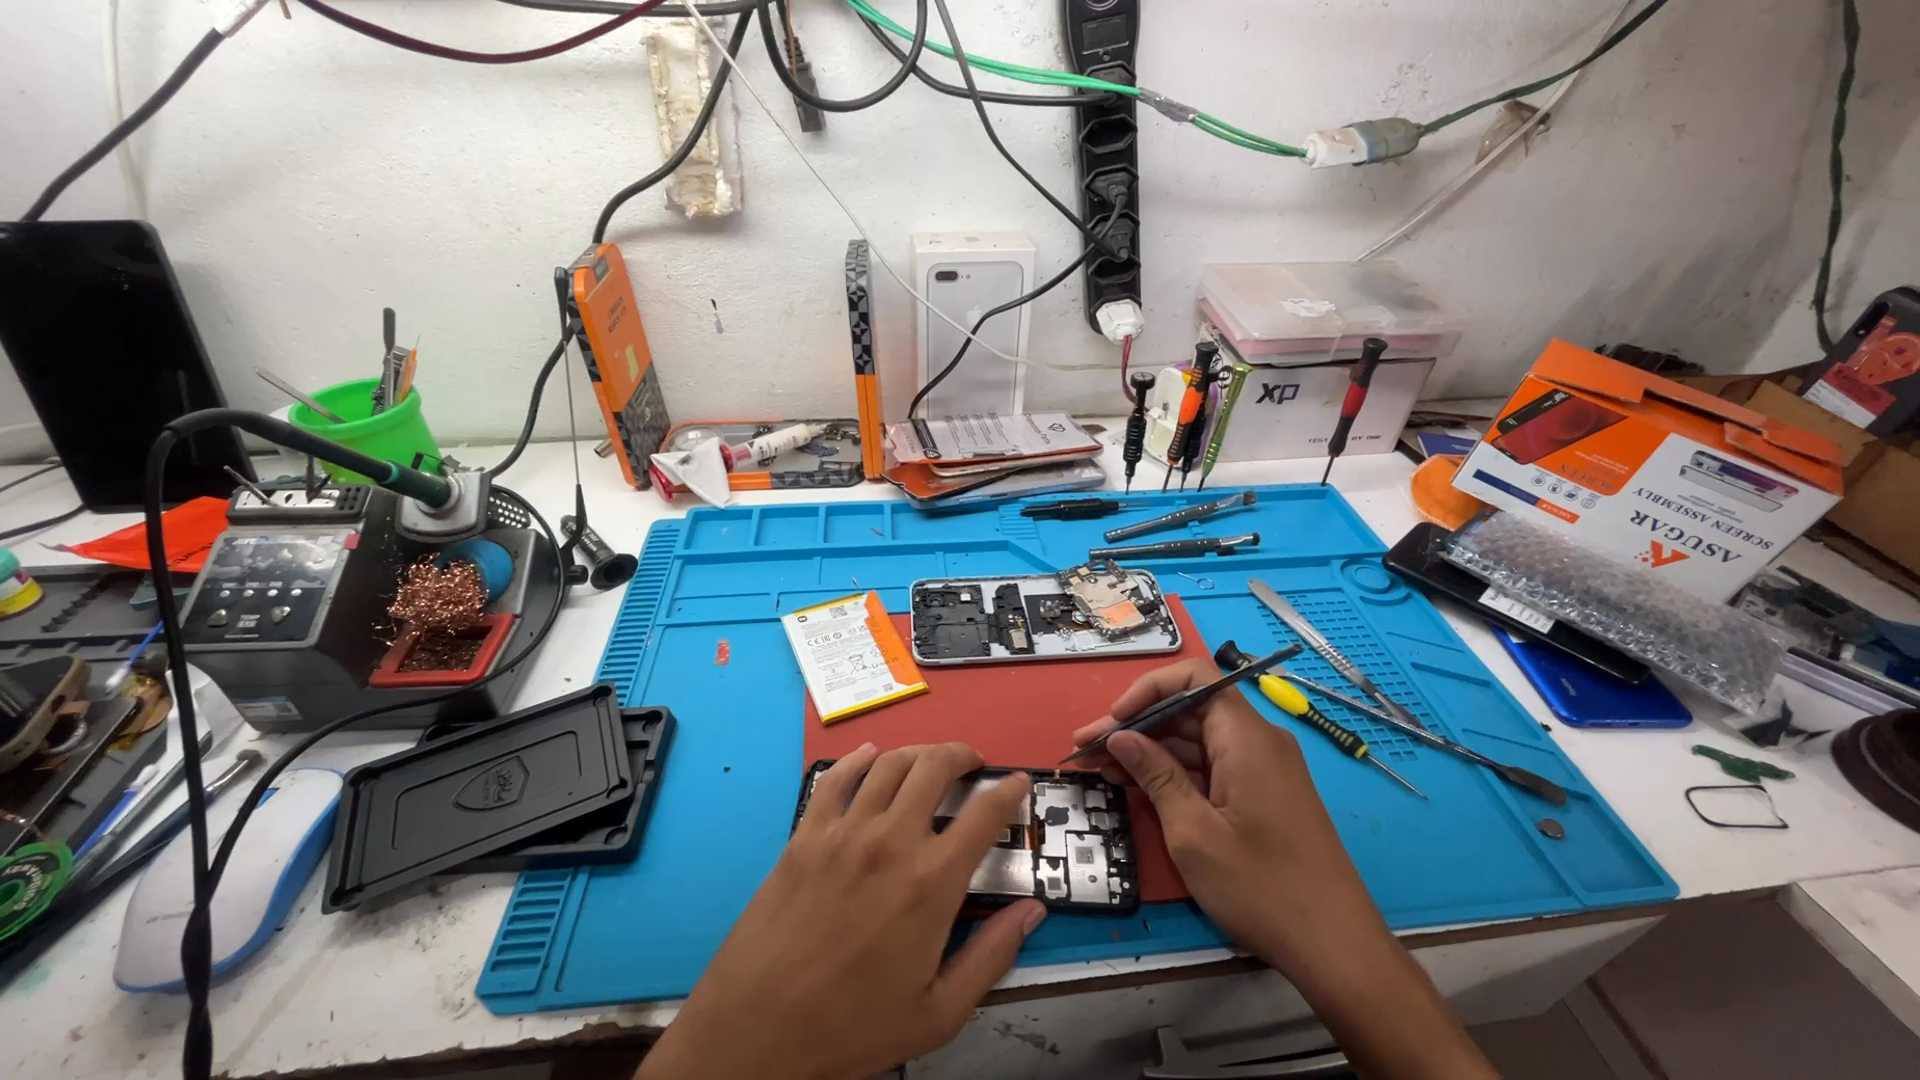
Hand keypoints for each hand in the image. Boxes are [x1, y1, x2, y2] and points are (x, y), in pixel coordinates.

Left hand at [638, 743, 1045, 1079]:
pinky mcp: (805, 835)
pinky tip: (869, 756)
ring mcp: (843, 832)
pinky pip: (835, 779)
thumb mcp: (938, 1011)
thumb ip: (992, 956)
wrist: (758, 1029)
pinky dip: (858, 759)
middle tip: (973, 764)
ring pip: (889, 763)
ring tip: (930, 761)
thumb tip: (1032, 911)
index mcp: (932, 882)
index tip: (1018, 783)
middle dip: (962, 755)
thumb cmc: (852, 1026)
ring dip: (918, 752)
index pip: (985, 814)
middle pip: (935, 767)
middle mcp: (891, 840)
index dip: (1009, 790)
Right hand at [1069, 660, 1380, 970]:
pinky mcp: (1262, 793)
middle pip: (1189, 709)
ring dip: (1148, 751)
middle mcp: (1258, 741)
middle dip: (1136, 725)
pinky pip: (1210, 766)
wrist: (1335, 946)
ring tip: (1098, 767)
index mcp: (1246, 737)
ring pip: (1195, 740)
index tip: (1111, 722)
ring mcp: (1262, 768)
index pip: (1193, 678)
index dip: (1146, 690)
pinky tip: (1134, 785)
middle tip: (1085, 749)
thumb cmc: (1262, 888)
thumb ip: (1156, 776)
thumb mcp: (1194, 833)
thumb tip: (1120, 736)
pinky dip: (1173, 772)